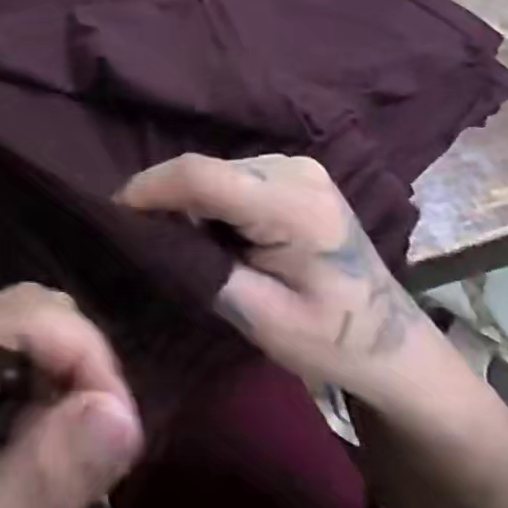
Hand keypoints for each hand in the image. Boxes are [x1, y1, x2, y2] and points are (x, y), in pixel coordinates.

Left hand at [0, 284, 143, 507]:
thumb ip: (45, 476)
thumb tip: (121, 412)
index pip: (30, 312)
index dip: (86, 356)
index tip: (120, 429)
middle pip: (41, 312)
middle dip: (81, 371)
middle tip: (97, 452)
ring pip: (45, 327)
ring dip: (73, 383)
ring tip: (70, 454)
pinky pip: (36, 348)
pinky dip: (59, 389)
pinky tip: (48, 440)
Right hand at [116, 154, 437, 407]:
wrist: (394, 343)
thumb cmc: (333, 341)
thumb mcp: (259, 317)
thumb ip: (199, 269)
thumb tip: (144, 235)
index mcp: (294, 206)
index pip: (200, 176)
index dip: (148, 189)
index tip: (113, 215)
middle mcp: (293, 168)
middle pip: (201, 169)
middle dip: (163, 199)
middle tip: (142, 240)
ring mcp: (294, 164)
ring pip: (209, 170)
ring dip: (183, 201)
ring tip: (174, 241)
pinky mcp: (289, 170)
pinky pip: (226, 175)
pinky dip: (204, 200)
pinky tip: (209, 233)